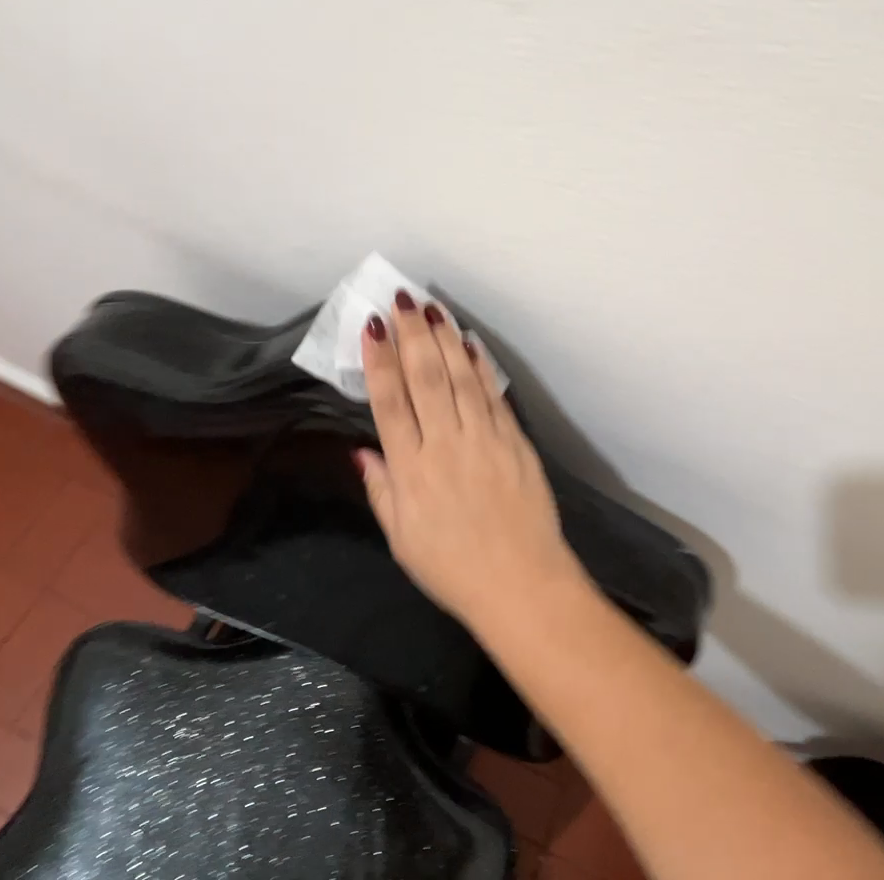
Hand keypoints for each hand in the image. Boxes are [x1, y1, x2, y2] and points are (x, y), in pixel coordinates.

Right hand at [355, 292, 591, 627]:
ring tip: (432, 308)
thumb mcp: (401, 539)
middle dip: (412, 334)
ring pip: (460, 377)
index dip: (379, 361)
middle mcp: (445, 445)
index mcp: (411, 471)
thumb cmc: (453, 569)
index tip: (372, 327)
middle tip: (402, 299)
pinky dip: (480, 365)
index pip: (389, 402)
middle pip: (425, 377)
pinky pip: (493, 394)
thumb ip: (381, 489)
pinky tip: (470, 343)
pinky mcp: (515, 441)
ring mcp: (484, 439)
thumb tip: (362, 448)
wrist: (521, 584)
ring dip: (444, 339)